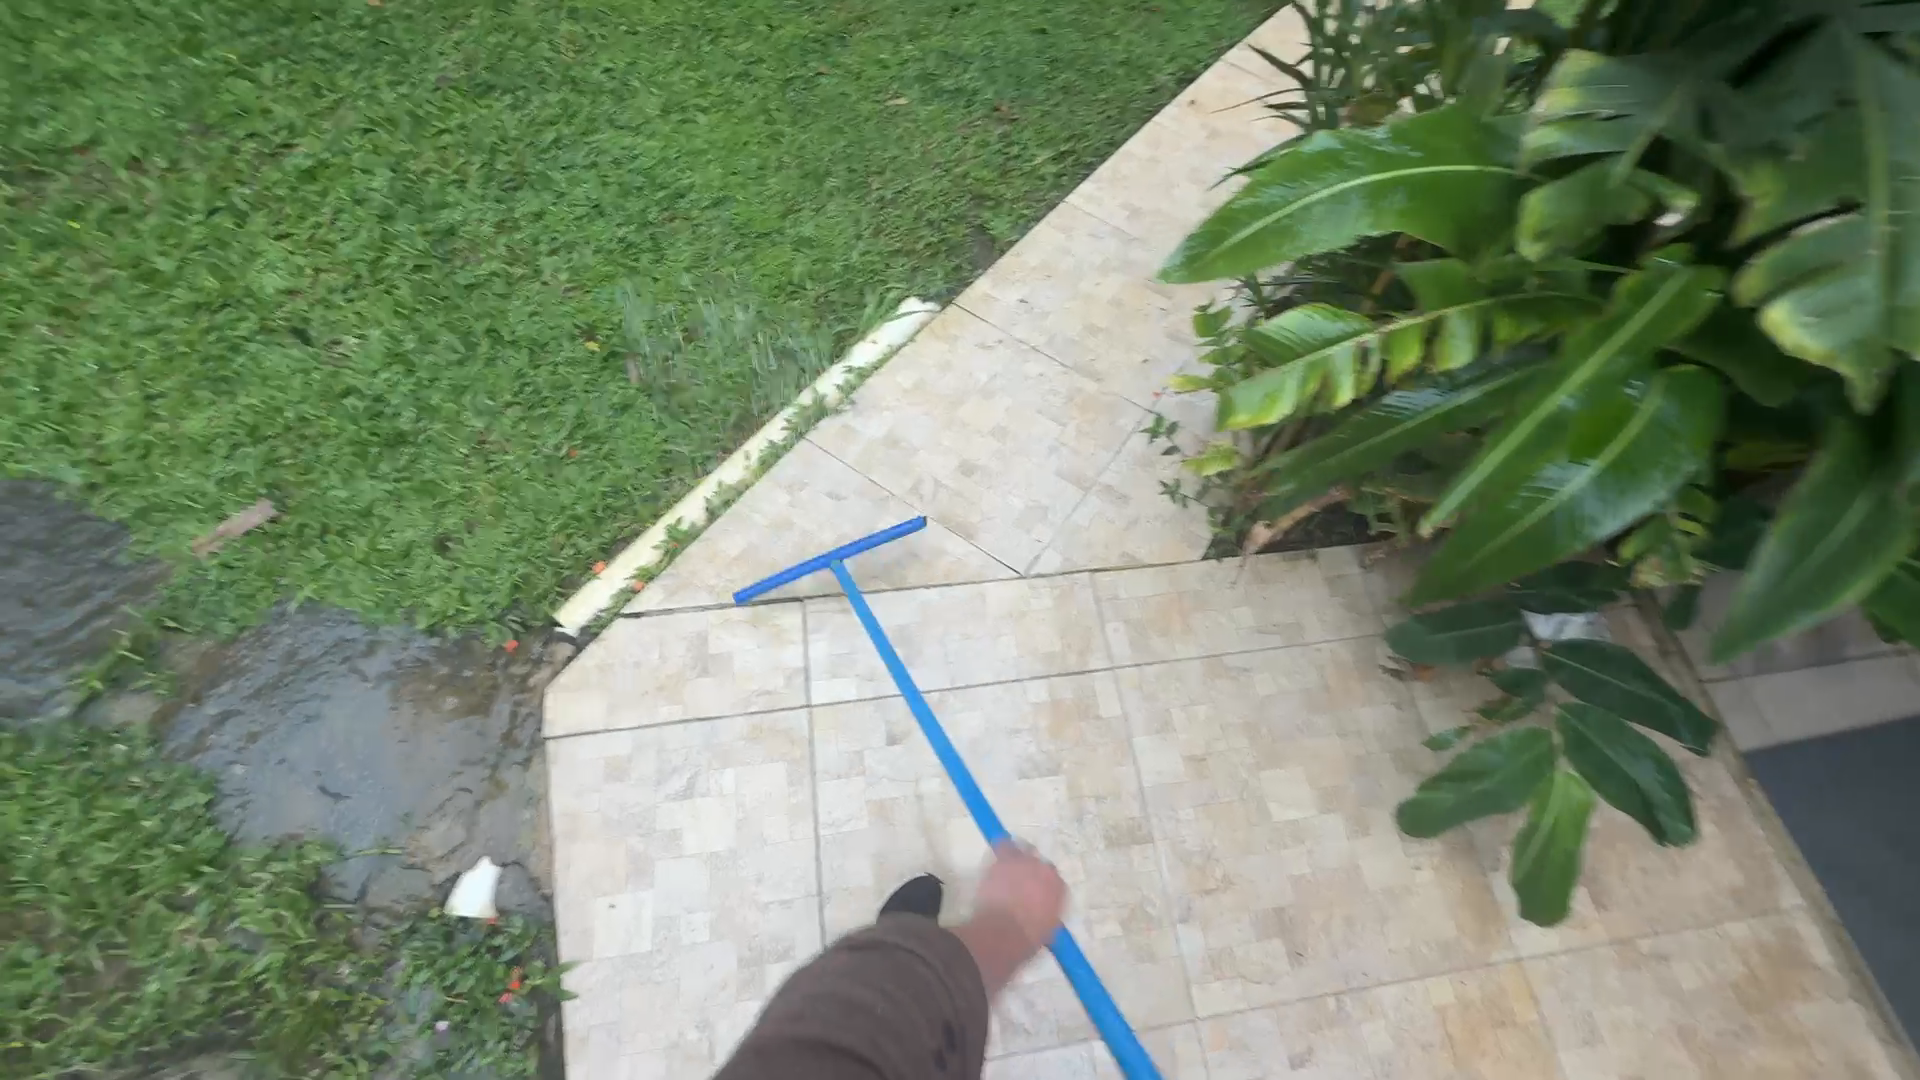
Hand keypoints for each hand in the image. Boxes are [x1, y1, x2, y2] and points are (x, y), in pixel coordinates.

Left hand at [953, 842, 1067, 996]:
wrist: (1002, 933)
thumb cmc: (1025, 941)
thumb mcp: (1046, 932)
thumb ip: (1047, 915)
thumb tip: (1042, 913)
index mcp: (1059, 890)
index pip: (1054, 881)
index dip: (1042, 887)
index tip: (1035, 894)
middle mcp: (1046, 871)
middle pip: (1041, 864)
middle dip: (1032, 872)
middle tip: (1021, 883)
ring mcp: (1025, 862)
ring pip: (1024, 849)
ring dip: (1018, 857)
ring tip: (1010, 867)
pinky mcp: (1005, 859)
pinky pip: (1004, 845)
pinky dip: (1002, 847)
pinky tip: (998, 853)